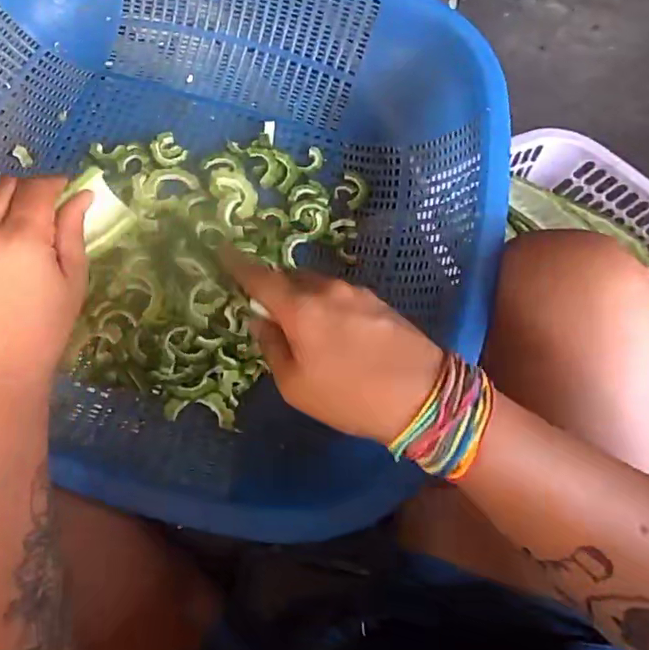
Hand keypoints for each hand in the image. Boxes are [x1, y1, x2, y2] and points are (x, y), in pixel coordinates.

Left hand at [0, 176, 91, 386]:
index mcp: (23, 237)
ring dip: (6, 210)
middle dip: (27, 188)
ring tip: (23, 238)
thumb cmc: (47, 327)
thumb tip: (82, 195)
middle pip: (4, 187)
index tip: (66, 187)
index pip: (38, 188)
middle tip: (45, 205)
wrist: (0, 368)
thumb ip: (73, 231)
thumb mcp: (73, 278)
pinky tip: (2, 264)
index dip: (55, 182)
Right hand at [222, 252, 444, 443]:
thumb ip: (272, 347)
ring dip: (304, 300)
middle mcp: (326, 290)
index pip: (259, 277)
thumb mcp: (296, 386)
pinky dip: (328, 307)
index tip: (221, 250)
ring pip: (317, 286)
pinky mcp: (379, 301)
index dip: (237, 263)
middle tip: (270, 315)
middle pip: (289, 278)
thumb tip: (260, 321)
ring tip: (308, 332)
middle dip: (275, 290)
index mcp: (299, 309)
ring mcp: (356, 292)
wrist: (427, 399)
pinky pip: (340, 296)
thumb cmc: (350, 397)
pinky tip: (337, 336)